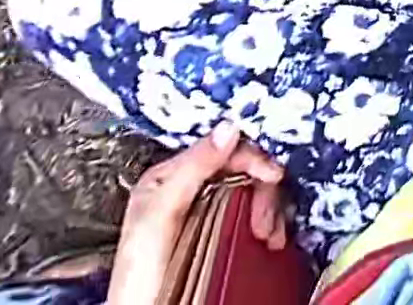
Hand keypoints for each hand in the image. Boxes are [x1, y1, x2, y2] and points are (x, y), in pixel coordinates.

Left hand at [106, 122, 287, 304]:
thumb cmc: (140, 285)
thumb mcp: (159, 218)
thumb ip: (191, 169)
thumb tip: (229, 127)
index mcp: (172, 176)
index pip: (224, 147)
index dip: (252, 157)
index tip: (272, 176)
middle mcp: (193, 188)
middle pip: (244, 169)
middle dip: (263, 190)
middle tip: (264, 222)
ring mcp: (210, 212)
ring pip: (255, 191)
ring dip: (269, 209)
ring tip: (267, 237)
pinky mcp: (224, 235)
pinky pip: (257, 215)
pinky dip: (270, 224)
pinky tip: (269, 241)